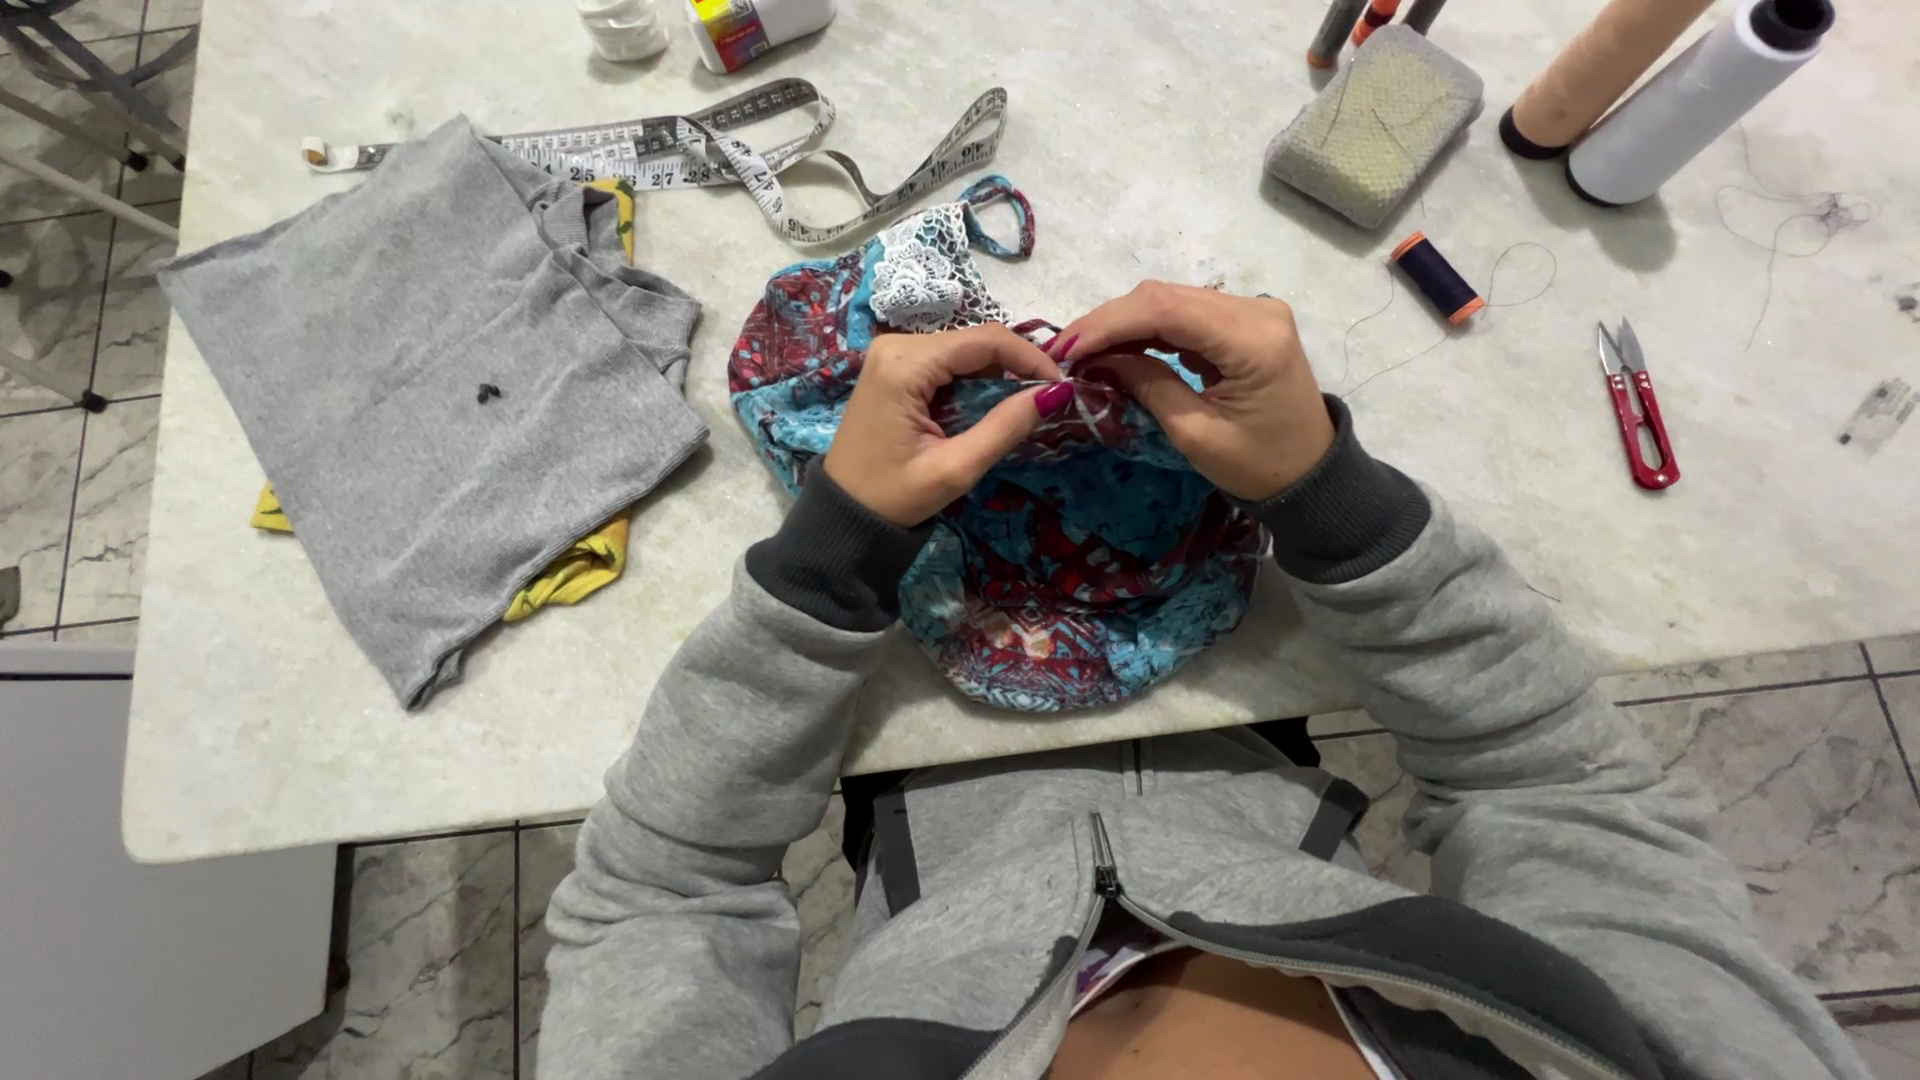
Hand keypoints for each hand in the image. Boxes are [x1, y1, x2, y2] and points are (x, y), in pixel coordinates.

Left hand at [825, 323, 1069, 526]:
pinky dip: (972, 383)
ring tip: (1018, 409)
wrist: (843, 512)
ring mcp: (891, 354)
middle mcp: (895, 345)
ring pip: (963, 352)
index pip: (984, 340)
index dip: (1030, 358)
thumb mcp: (956, 468)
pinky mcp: (893, 368)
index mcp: (904, 364)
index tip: (1062, 385)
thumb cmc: (894, 497)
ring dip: (995, 377)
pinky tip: (985, 409)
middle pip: (974, 342)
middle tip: (1044, 401)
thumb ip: (1006, 427)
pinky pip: (946, 364)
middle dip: (1014, 368)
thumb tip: (1056, 392)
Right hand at [1054, 282, 1334, 502]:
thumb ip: (1147, 386)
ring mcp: (1253, 312)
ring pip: (1171, 300)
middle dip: (1108, 321)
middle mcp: (1256, 310)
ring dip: (1123, 323)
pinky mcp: (1244, 322)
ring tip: (1083, 352)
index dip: (1108, 323)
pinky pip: (1185, 314)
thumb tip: (1097, 360)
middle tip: (1065, 352)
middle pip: (1165, 296)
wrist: (1311, 474)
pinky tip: (1118, 349)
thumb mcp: (1195, 433)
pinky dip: (1146, 330)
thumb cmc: (1257, 465)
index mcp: (1251, 339)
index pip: (1165, 309)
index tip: (1066, 348)